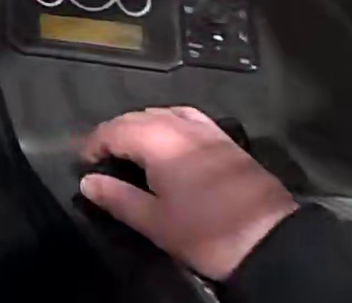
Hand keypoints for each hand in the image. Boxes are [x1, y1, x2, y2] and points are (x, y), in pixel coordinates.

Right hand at [79, 106, 296, 280]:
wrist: (268, 238)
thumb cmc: (206, 232)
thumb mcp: (156, 222)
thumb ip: (117, 198)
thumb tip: (87, 181)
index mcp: (155, 139)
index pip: (112, 130)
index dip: (93, 143)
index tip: (83, 161)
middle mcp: (174, 122)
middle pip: (133, 118)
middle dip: (113, 133)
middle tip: (102, 157)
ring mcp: (199, 125)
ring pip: (157, 113)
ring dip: (138, 126)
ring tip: (129, 149)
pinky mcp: (218, 133)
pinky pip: (182, 114)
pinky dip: (165, 120)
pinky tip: (166, 132)